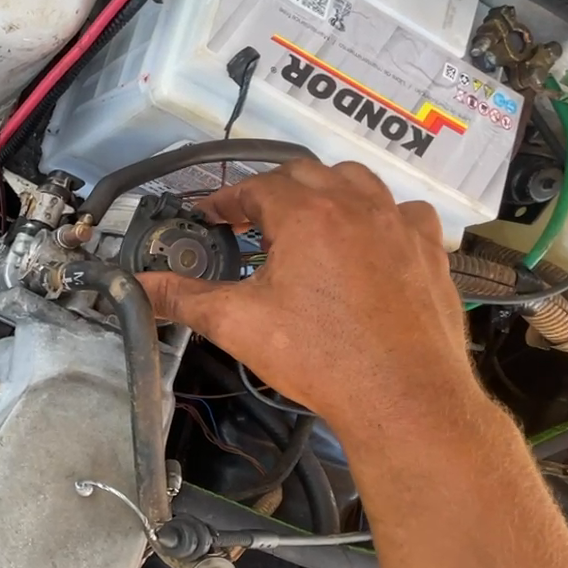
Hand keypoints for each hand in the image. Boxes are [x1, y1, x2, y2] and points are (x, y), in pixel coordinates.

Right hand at [138, 160, 478, 433]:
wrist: (400, 394)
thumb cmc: (315, 354)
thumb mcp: (235, 324)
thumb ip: (182, 297)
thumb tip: (139, 285)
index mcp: (307, 216)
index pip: (257, 187)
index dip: (226, 199)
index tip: (209, 216)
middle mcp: (357, 206)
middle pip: (307, 173)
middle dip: (271, 191)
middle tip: (247, 222)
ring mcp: (400, 225)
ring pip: (358, 182)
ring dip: (323, 192)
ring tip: (303, 225)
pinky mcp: (429, 250)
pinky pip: (402, 211)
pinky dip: (376, 216)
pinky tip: (363, 243)